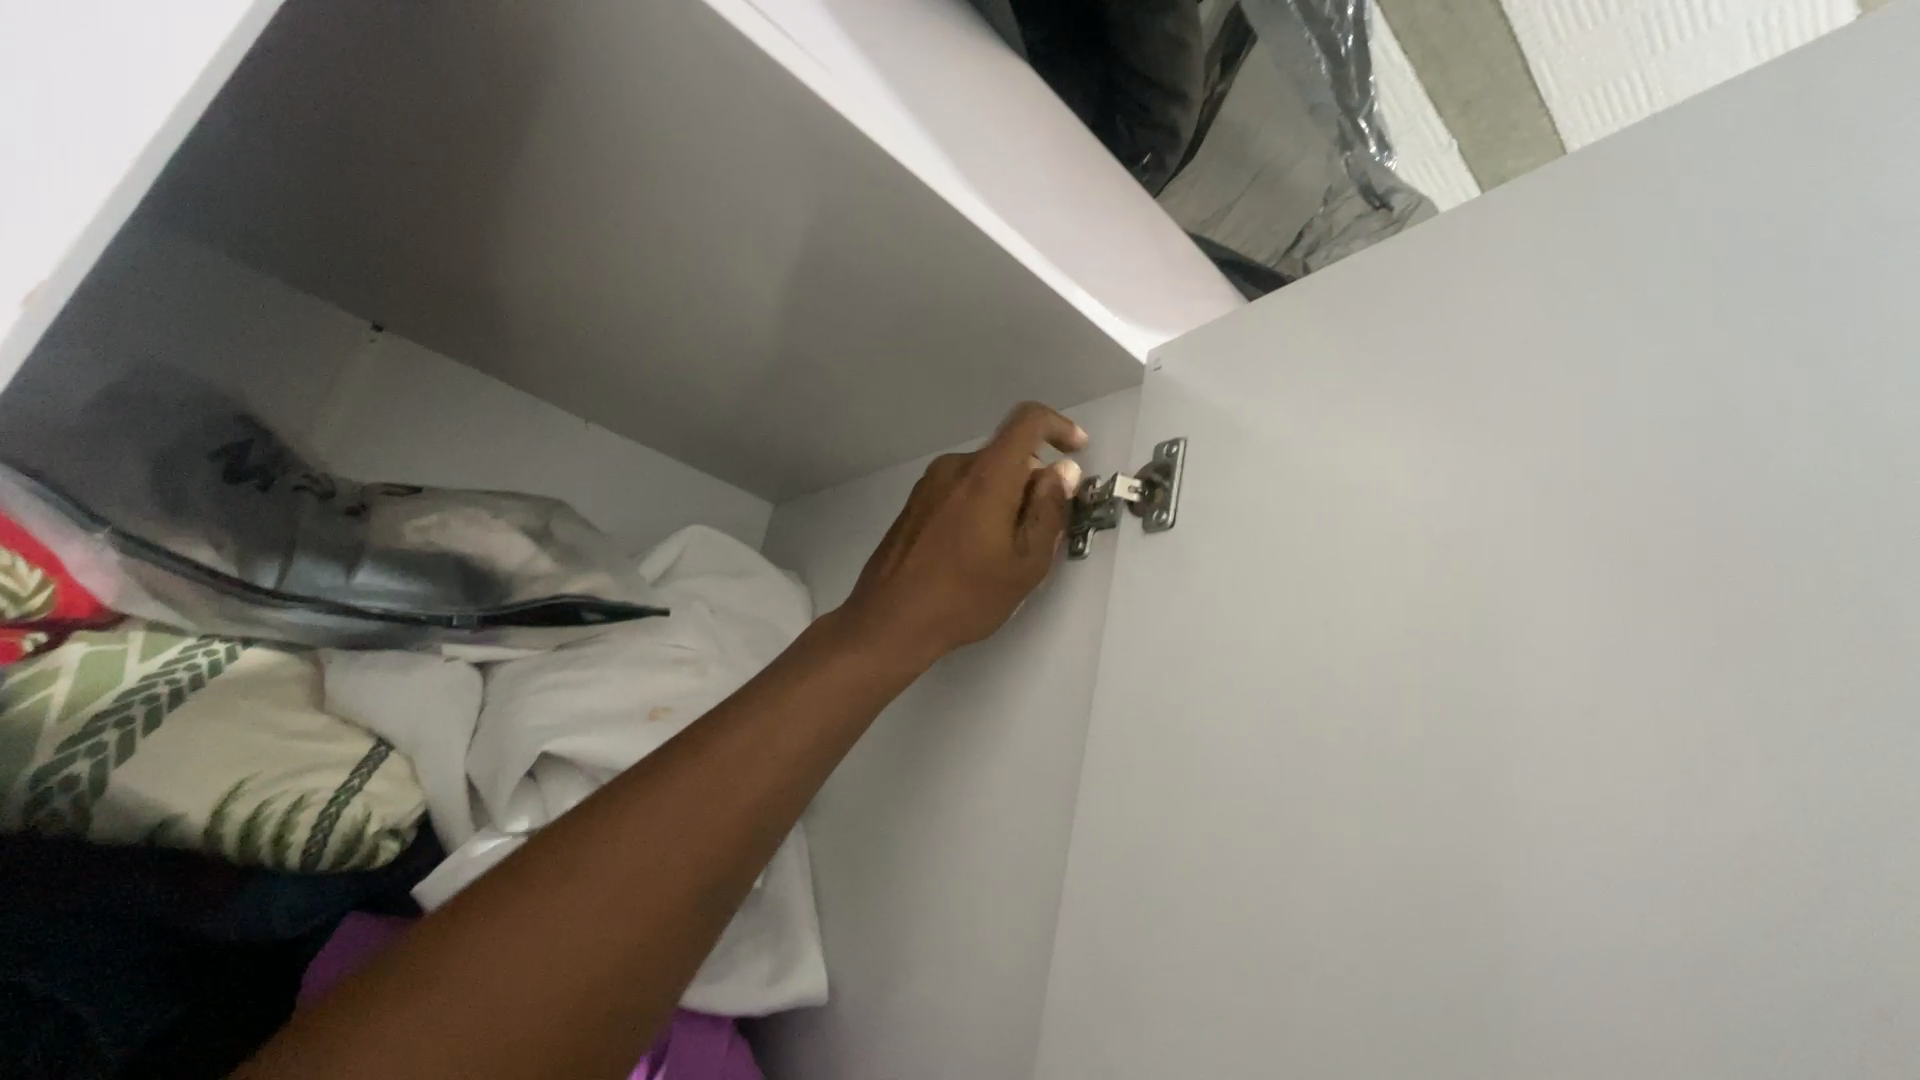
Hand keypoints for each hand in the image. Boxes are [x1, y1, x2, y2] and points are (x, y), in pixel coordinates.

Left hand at [836, 402, 1087, 665]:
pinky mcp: (913, 504)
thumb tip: (1063, 472)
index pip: (1028, 421)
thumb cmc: (966, 596)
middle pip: (1007, 454)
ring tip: (1007, 550)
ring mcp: (929, 484)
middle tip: (1042, 530)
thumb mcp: (1026, 562)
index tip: (1077, 451)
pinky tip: (975, 552)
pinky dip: (980, 506)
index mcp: (987, 474)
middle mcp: (955, 467)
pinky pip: (960, 490)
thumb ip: (1050, 510)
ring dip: (1006, 497)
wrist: (889, 620)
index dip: (1059, 427)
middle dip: (1033, 481)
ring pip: (983, 475)